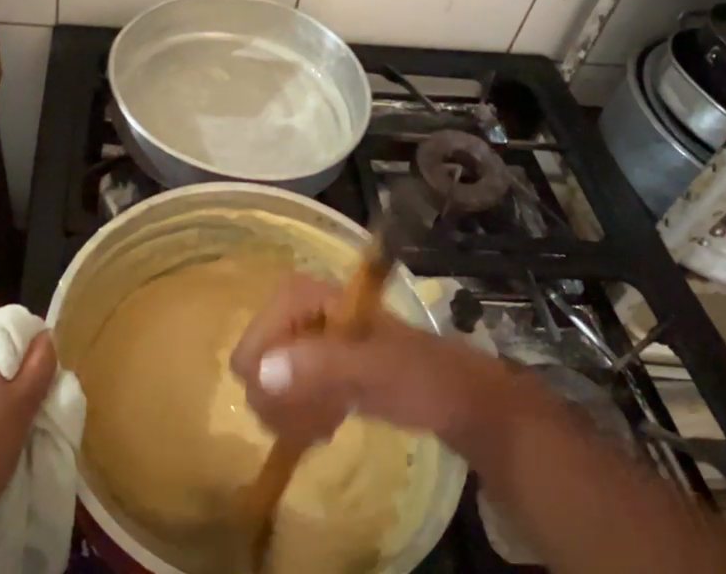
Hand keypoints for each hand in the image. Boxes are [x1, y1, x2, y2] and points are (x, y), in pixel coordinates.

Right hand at [228, 274, 505, 444]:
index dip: (261, 355)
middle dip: (275, 391)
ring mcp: (315, 343)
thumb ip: (323, 365)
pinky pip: (288, 392)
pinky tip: (325, 428)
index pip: (266, 319)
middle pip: (262, 349)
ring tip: (318, 427)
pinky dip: (299, 414)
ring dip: (286, 408)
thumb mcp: (377, 369)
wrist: (464, 402)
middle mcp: (309, 314)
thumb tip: (261, 373)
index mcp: (318, 297)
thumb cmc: (423, 377)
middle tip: (301, 421)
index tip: (271, 395)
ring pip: (270, 376)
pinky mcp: (323, 370)